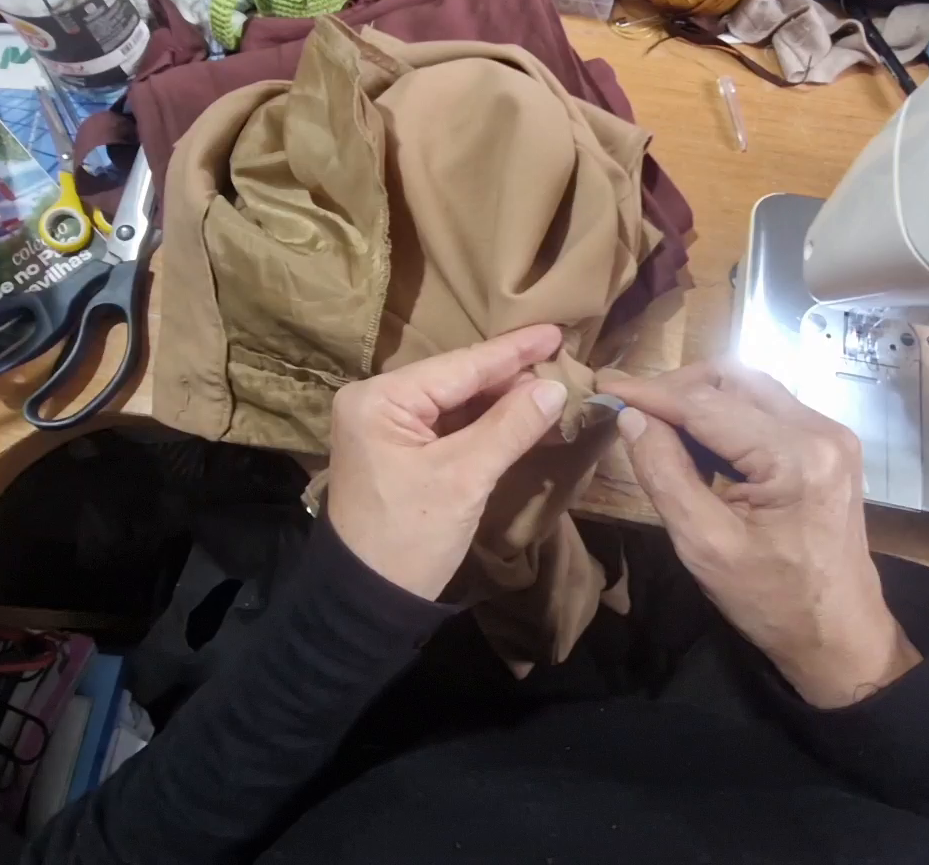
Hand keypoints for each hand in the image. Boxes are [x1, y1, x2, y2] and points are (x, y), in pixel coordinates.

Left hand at [327, 324, 568, 600]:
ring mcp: (387, 425)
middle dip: (509, 373)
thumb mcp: (464, 479)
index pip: (459, 366)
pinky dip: (486, 422)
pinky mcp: (399, 448)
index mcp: (380, 399)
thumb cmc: (410, 537)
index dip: (512, 351)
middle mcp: (378, 401)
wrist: (368, 600)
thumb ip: (509, 427)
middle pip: (457, 379)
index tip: (554, 330)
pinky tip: (521, 413)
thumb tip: (554, 388)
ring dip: (501, 398)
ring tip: (550, 382)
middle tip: (560, 358)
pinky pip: (449, 424)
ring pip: (456, 401)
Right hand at [601, 363, 919, 707]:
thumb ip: (665, 473)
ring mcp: (829, 434)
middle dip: (675, 387)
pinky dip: (723, 413)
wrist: (840, 638)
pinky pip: (763, 407)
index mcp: (796, 456)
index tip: (605, 384)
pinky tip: (696, 439)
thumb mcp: (704, 544)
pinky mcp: (826, 444)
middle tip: (631, 409)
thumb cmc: (771, 601)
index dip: (650, 392)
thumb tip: (631, 417)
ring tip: (657, 423)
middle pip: (731, 378)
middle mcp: (820, 430)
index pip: (706, 403)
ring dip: (698, 397)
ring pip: (747, 386)